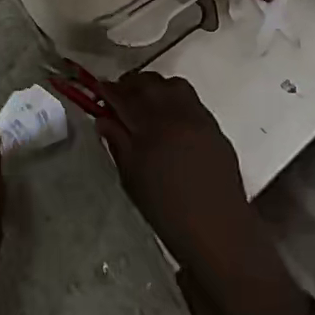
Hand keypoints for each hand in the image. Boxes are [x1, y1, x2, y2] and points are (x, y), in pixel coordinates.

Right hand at [95, 72, 249, 260]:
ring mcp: (200, 120)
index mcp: (152, 125)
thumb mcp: (130, 176)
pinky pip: (191, 102)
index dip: (106, 91)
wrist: (218, 231)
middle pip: (149, 83)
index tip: (96, 92)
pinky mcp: (216, 129)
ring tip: (144, 105)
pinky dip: (175, 101)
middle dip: (129, 85)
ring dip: (155, 89)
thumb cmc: (166, 208)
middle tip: (117, 99)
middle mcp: (177, 114)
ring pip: (173, 86)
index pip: (123, 95)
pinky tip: (168, 120)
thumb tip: (103, 119)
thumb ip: (116, 141)